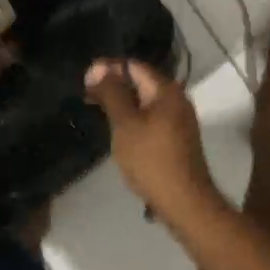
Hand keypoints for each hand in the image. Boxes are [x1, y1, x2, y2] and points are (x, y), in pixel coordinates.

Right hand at [85, 59, 218, 218]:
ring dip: (122, 103)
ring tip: (98, 110)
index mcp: (166, 90)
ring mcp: (179, 119)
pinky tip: (119, 129)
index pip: (133, 66)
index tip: (85, 79)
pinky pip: (151, 118)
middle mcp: (177, 99)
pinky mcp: (177, 138)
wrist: (185, 202)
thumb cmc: (151, 160)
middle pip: (140, 82)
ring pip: (145, 102)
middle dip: (113, 85)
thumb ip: (111, 94)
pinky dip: (133, 118)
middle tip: (86, 95)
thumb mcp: (126, 124)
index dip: (108, 68)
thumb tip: (97, 68)